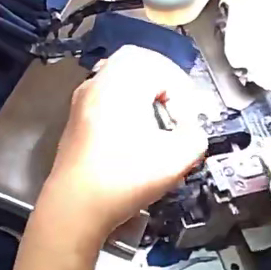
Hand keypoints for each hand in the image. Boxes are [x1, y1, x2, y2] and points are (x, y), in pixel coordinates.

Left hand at [36, 46, 205, 247]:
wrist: (74, 206)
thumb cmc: (122, 179)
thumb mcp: (177, 158)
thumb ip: (196, 136)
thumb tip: (192, 130)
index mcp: (121, 83)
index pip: (160, 65)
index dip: (182, 88)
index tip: (187, 117)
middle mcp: (97, 85)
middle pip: (134, 62)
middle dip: (162, 81)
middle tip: (176, 107)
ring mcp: (81, 103)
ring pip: (117, 80)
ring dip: (141, 95)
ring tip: (156, 123)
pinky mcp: (75, 123)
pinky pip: (104, 100)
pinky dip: (123, 108)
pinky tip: (133, 138)